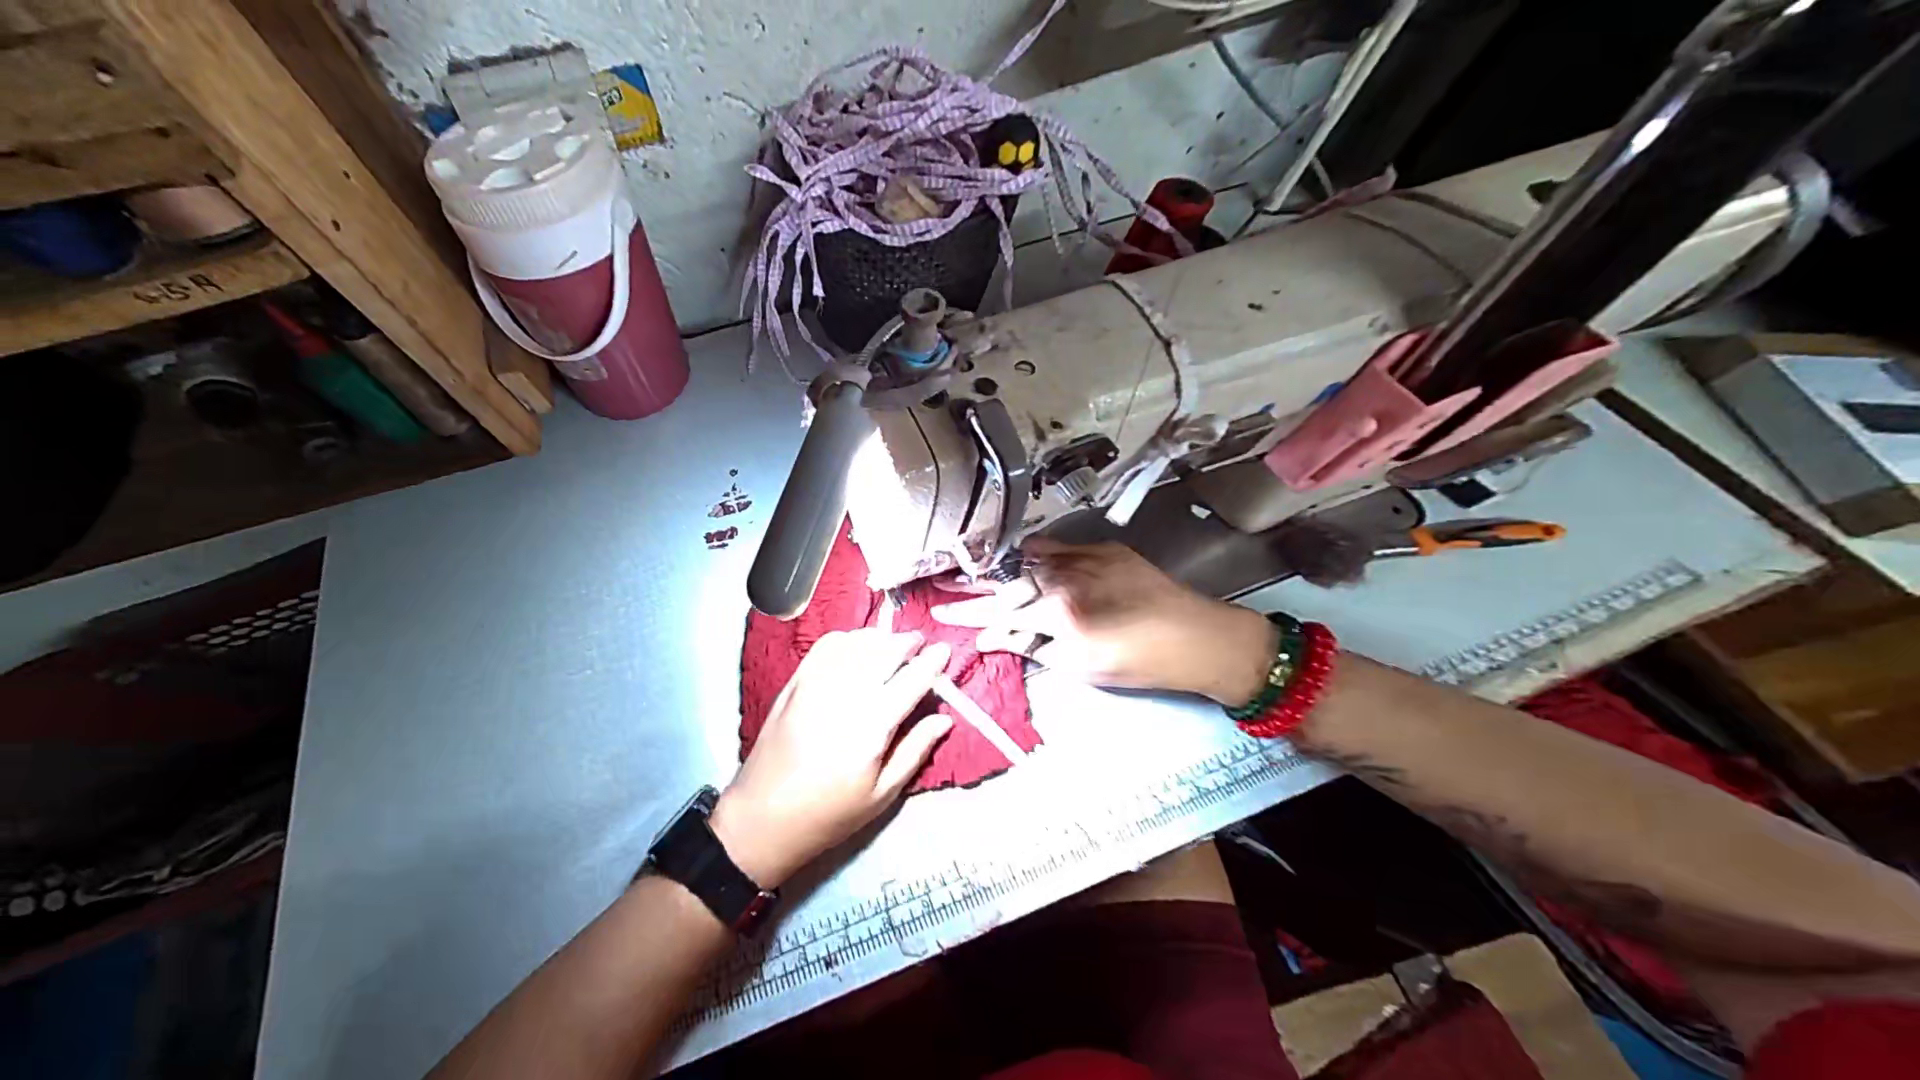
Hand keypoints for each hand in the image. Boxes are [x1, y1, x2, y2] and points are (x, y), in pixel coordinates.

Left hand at [710, 629, 951, 888]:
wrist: (760, 819)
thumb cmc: (828, 814)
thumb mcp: (881, 795)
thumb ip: (915, 750)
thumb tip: (943, 719)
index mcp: (871, 727)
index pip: (910, 679)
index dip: (932, 661)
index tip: (945, 650)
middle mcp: (844, 696)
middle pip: (884, 652)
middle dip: (907, 642)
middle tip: (920, 643)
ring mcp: (815, 684)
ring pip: (856, 643)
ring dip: (880, 638)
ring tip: (892, 644)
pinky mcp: (795, 683)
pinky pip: (826, 646)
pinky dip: (847, 639)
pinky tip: (856, 647)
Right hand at [931, 538, 1274, 705]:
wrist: (1195, 636)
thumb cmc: (1138, 663)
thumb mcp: (1079, 666)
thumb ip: (1032, 647)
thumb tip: (994, 638)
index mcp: (1058, 612)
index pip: (1000, 614)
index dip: (968, 617)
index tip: (942, 614)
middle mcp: (1065, 577)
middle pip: (1008, 586)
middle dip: (976, 594)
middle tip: (949, 596)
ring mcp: (1083, 557)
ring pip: (1028, 563)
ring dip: (1002, 575)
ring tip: (980, 579)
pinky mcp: (1100, 548)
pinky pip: (1056, 546)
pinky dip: (1034, 555)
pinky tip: (1022, 560)